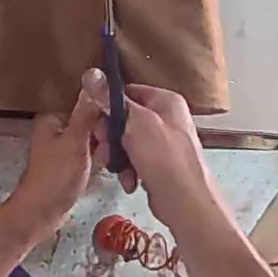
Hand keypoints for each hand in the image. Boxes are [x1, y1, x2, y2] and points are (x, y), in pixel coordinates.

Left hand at [6, 70, 106, 235]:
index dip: (105, 116)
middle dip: (105, 135)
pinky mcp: (69, 163)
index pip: (87, 105)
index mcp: (53, 117)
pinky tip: (111, 166)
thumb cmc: (56, 177)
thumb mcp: (76, 141)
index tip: (117, 131)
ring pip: (93, 138)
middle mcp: (56, 128)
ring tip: (112, 161)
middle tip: (111, 151)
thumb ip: (87, 110)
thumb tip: (96, 73)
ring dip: (105, 148)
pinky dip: (100, 158)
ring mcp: (62, 146)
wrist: (41, 215)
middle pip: (91, 121)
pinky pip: (90, 152)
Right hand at [101, 83, 229, 234]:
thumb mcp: (135, 123)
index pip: (127, 92)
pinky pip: (136, 159)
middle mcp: (167, 117)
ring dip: (117, 155)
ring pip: (127, 140)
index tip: (96, 122)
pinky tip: (129, 181)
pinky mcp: (160, 164)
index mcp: (165, 101)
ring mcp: (164, 142)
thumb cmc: (163, 157)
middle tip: (103, 148)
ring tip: (115, 168)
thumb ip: (112, 100)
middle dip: (110, 136)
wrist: (187, 203)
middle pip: (125, 118)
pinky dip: (129, 169)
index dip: (108, 106)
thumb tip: (91, 73)